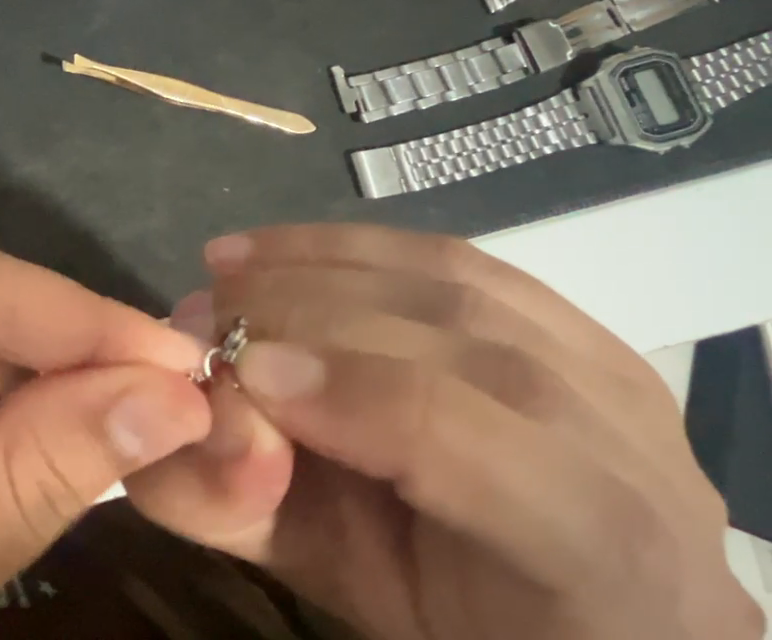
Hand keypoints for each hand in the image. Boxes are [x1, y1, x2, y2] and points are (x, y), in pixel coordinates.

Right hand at [123, 224, 761, 639]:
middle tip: (204, 316)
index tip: (237, 370)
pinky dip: (349, 245)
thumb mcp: (325, 579)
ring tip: (223, 271)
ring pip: (460, 287)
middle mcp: (643, 460)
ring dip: (317, 265)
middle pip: (468, 348)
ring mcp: (619, 380)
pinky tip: (271, 249)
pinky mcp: (575, 326)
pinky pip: (457, 260)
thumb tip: (210, 413)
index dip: (354, 395)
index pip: (492, 456)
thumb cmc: (440, 606)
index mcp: (601, 565)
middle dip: (308, 314)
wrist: (550, 597)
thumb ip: (247, 509)